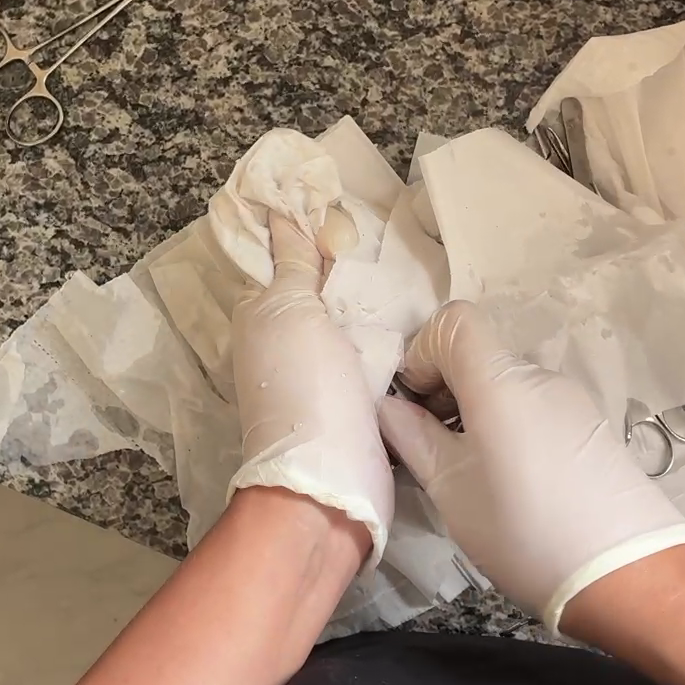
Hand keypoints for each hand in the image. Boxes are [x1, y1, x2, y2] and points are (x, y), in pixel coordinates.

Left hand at [229, 214, 392, 569]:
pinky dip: (393, 335)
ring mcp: (324, 371)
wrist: (331, 477)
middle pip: (323, 291)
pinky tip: (421, 314)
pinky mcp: (358, 396)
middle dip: (353, 267)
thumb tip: (275, 212)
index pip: (284, 262)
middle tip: (395, 234)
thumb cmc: (303, 383)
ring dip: (378, 301)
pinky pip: (376, 352)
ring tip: (418, 265)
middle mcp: (287, 341)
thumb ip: (291, 263)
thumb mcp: (291, 310)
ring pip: (353, 320)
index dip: (310, 234)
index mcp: (262, 316)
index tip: (345, 206)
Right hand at [377, 300, 684, 628]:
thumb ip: (411, 436)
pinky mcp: (591, 427)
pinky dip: (505, 423)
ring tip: (469, 468)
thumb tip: (388, 407)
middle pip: (477, 354)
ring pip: (503, 383)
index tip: (416, 401)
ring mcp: (571, 400)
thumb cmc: (524, 529)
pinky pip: (531, 405)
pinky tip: (509, 478)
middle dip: (443, 386)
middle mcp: (537, 376)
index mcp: (499, 380)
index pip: (453, 321)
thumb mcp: (450, 488)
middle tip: (431, 442)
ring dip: (473, 409)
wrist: (633, 579)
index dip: (423, 350)